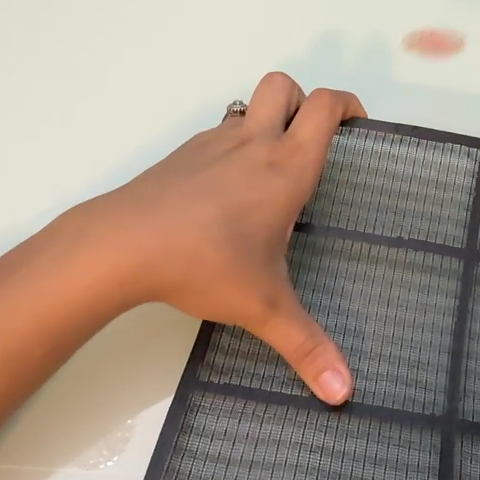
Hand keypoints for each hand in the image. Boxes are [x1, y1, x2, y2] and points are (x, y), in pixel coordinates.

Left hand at [48, 73, 365, 404]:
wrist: (121, 245)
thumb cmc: (205, 263)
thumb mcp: (264, 307)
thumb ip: (307, 347)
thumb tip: (344, 394)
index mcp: (286, 166)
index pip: (327, 107)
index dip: (349, 105)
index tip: (359, 128)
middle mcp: (254, 142)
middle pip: (286, 84)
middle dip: (307, 101)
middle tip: (313, 143)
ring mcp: (214, 143)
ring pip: (250, 105)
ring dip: (268, 120)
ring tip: (271, 171)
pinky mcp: (183, 155)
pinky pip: (220, 132)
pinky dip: (234, 145)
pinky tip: (227, 195)